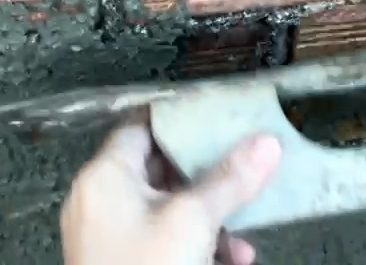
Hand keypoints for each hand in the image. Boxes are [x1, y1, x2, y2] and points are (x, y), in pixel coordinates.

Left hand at [61, 120, 282, 264]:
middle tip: (239, 165)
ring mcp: (108, 239)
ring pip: (166, 209)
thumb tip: (266, 143)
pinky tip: (233, 255)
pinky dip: (194, 243)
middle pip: (158, 167)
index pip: (143, 124)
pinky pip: (161, 241)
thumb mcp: (194, 220)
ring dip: (209, 214)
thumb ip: (230, 178)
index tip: (217, 115)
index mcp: (104, 176)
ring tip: (244, 224)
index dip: (181, 118)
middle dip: (205, 172)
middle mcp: (99, 201)